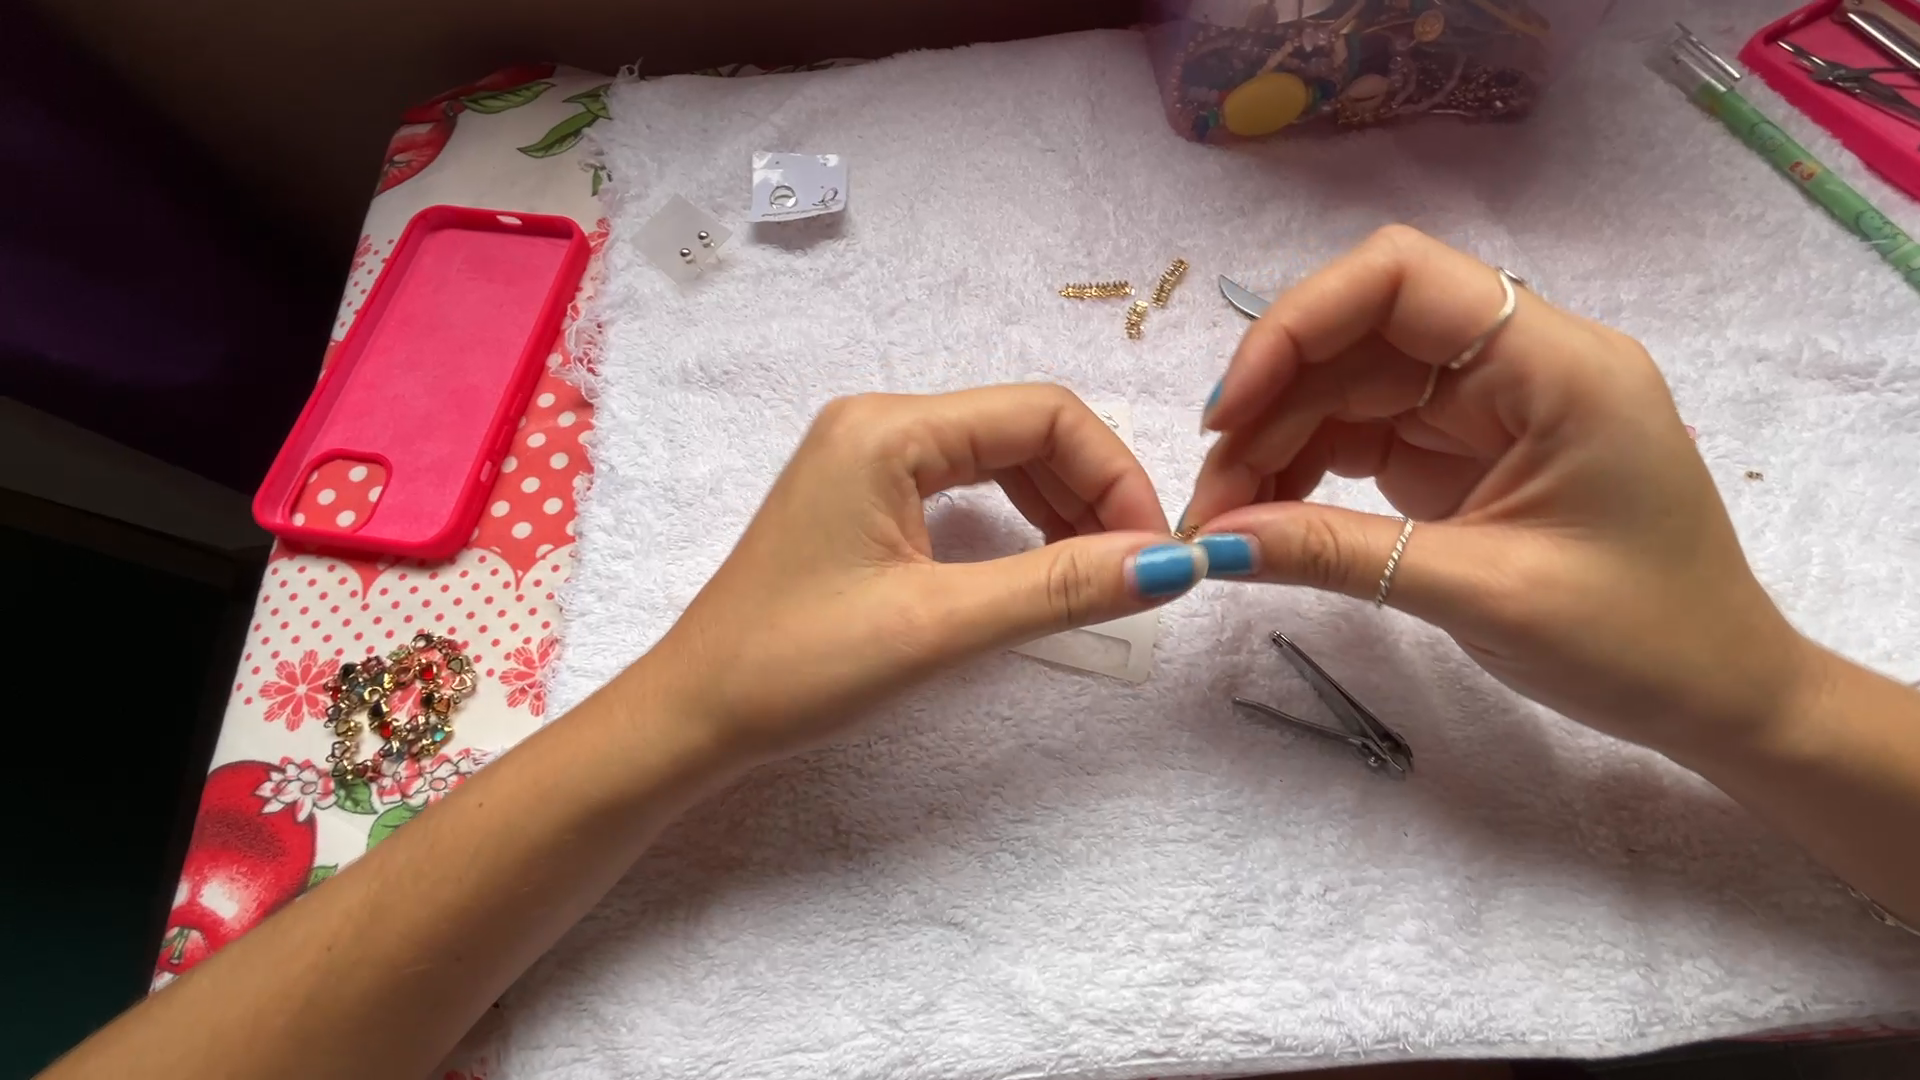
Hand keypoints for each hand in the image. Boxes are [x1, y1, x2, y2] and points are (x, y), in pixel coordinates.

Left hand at [640, 385, 1204, 763]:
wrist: (694, 715)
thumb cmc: (799, 668)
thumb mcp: (940, 625)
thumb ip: (1059, 588)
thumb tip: (1172, 563)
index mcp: (888, 429)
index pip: (1043, 414)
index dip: (1115, 474)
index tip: (1154, 551)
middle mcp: (879, 423)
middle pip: (1023, 429)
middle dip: (1091, 490)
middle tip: (1133, 567)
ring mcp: (867, 457)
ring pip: (997, 457)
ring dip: (1059, 505)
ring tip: (1095, 569)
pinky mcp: (863, 496)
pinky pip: (963, 486)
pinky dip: (1016, 518)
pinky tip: (1039, 558)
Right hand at [1183, 226, 1814, 761]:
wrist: (1709, 695)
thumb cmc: (1637, 641)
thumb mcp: (1477, 593)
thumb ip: (1335, 555)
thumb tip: (1209, 546)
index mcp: (1551, 365)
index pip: (1397, 279)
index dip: (1292, 327)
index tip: (1226, 415)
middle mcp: (1503, 363)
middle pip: (1344, 343)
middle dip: (1261, 416)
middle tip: (1208, 507)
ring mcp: (1466, 407)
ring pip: (1330, 394)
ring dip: (1264, 452)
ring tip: (1221, 528)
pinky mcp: (1438, 450)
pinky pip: (1341, 440)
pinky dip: (1290, 478)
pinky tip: (1260, 523)